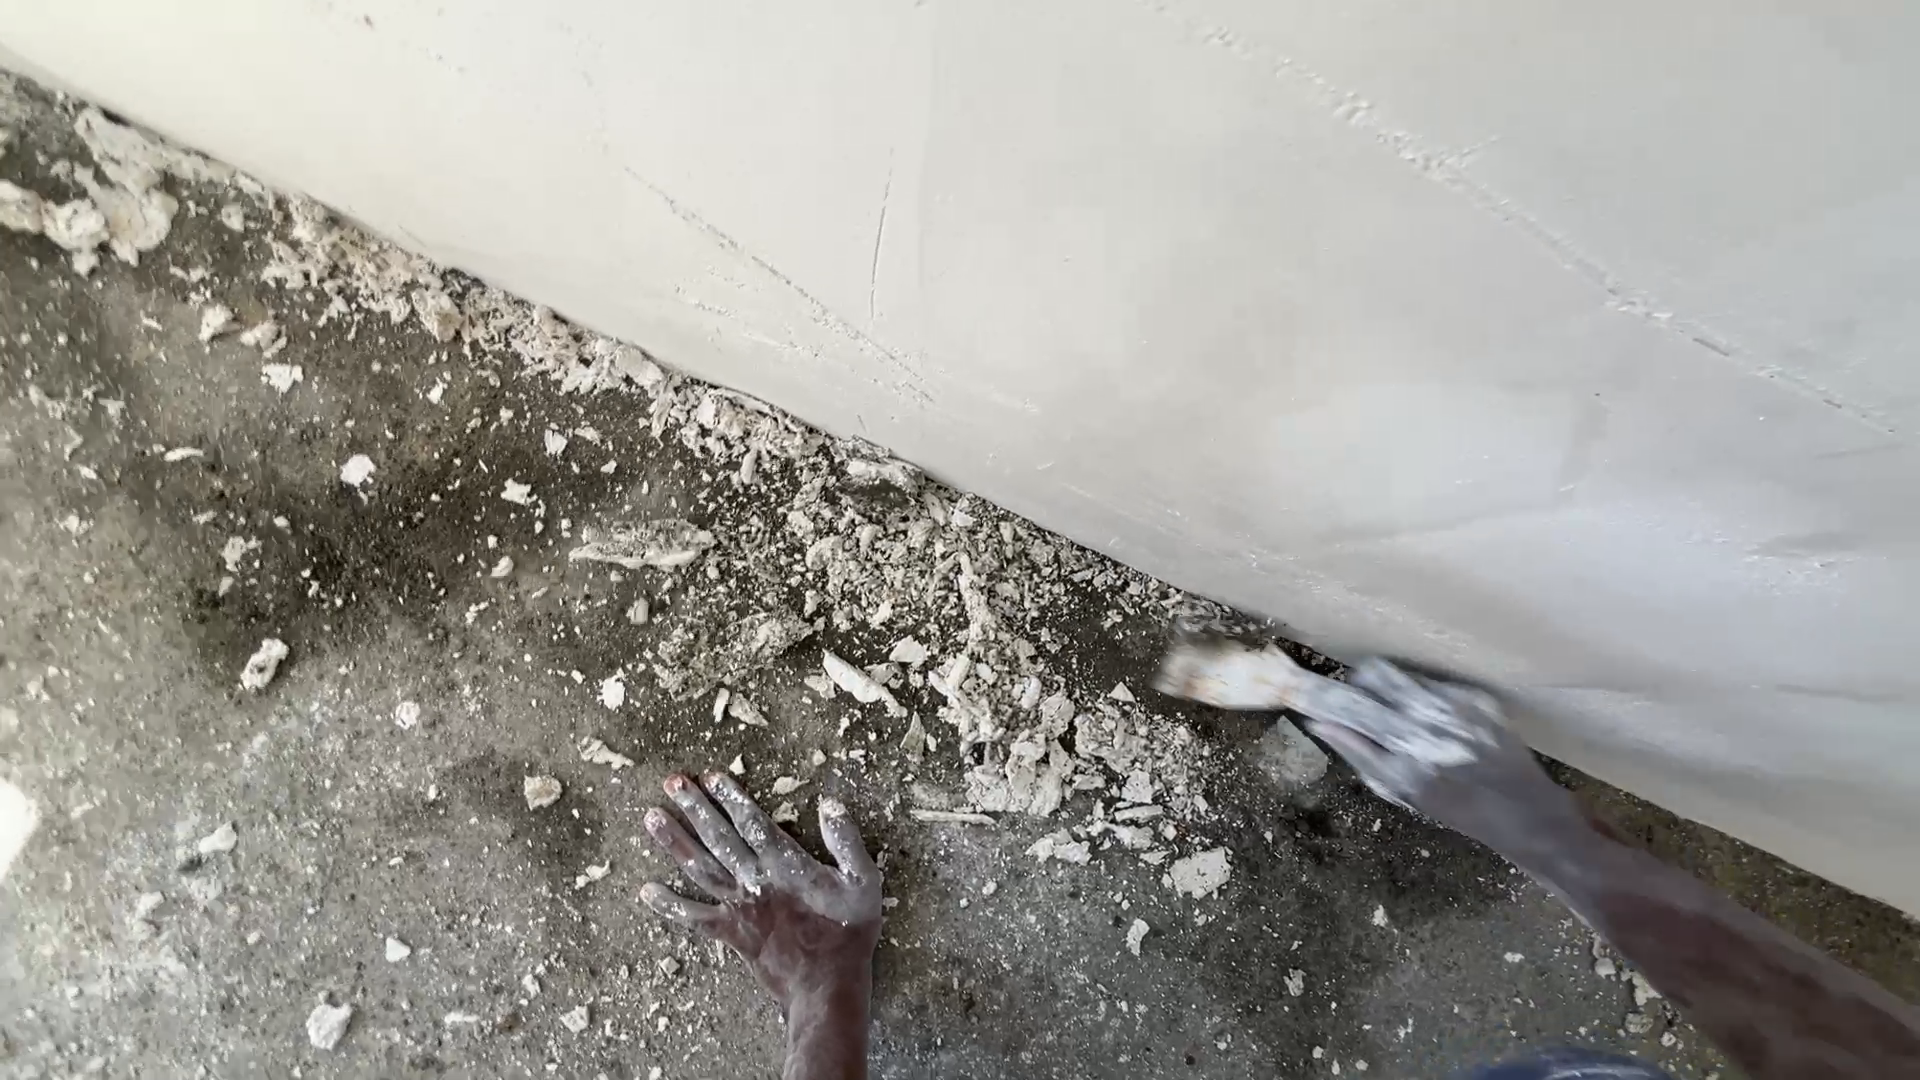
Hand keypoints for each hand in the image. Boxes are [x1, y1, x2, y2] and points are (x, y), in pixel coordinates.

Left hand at [641, 772, 882, 1016]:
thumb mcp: (863, 880)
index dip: (733, 799)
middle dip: (695, 808)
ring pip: (701, 869)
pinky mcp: (731, 934)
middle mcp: (757, 881)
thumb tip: (831, 803)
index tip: (712, 777)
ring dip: (675, 843)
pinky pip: (694, 918)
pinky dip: (669, 906)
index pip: (754, 823)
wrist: (827, 988)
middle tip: (672, 782)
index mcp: (787, 865)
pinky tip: (646, 892)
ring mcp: (740, 908)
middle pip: (720, 838)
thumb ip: (847, 840)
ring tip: (651, 818)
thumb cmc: (849, 930)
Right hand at [1293, 659, 1588, 857]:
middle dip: (1356, 684)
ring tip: (1392, 709)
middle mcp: (1433, 722)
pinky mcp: (1479, 698)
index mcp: (1407, 751)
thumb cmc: (1457, 810)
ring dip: (1385, 686)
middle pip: (1374, 675)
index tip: (1309, 691)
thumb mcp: (1400, 790)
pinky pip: (1429, 681)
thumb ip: (1357, 752)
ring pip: (1400, 673)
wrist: (1530, 817)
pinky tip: (1431, 717)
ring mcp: (1460, 706)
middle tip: (1354, 699)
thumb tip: (1318, 722)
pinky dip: (1419, 694)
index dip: (1325, 693)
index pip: (1351, 705)